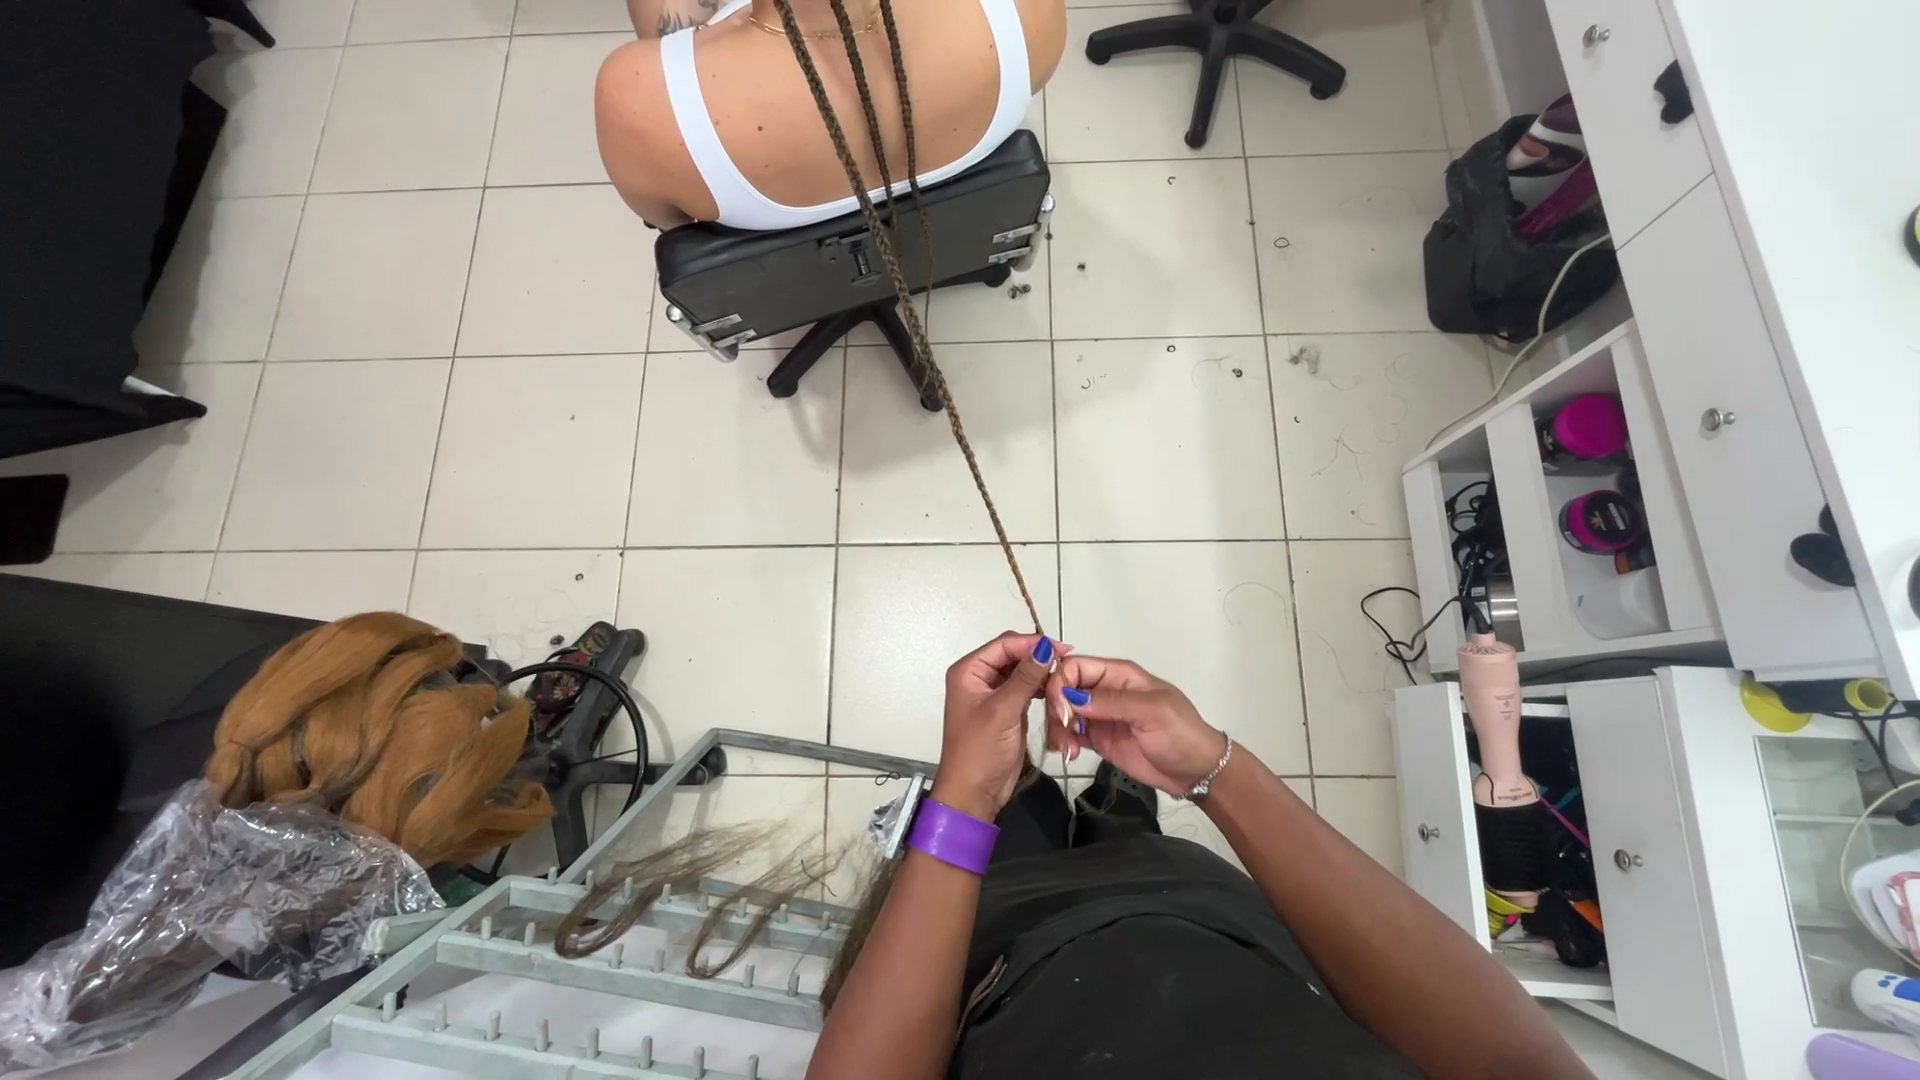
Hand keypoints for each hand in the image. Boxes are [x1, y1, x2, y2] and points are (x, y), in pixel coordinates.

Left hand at [932, 632, 1060, 820]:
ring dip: (1042, 674)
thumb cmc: (980, 751)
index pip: (1004, 645)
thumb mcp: (1002, 711)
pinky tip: (1057, 691)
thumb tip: (1046, 647)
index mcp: (968, 671)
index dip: (1032, 643)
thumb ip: (1025, 677)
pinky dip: (1041, 689)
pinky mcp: (1007, 710)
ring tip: (1066, 677)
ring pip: (1022, 672)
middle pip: (1013, 656)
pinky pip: (1026, 690)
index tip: (1062, 647)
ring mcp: (994, 694)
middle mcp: (979, 678)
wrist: (974, 794)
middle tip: (1068, 661)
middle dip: (1038, 657)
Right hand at [1044, 656, 1225, 796]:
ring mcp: (1100, 716)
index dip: (1061, 683)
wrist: (1197, 772)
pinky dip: (1064, 742)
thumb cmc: (1181, 734)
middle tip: (1063, 733)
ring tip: (1068, 750)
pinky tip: (1070, 754)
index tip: (1060, 709)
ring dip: (1058, 728)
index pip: (1076, 666)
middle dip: (1056, 708)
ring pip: (1063, 712)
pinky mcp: (1098, 739)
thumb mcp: (1153, 712)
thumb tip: (1071, 697)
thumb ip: (1113, 702)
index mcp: (1119, 674)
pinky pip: (1070, 734)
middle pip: (1064, 688)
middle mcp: (1105, 691)